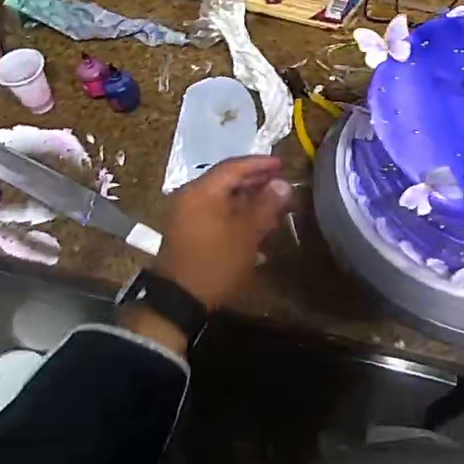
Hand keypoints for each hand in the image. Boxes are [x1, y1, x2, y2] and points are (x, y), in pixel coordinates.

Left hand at [155, 156, 292, 310]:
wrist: (180, 298)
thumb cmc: (217, 263)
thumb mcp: (247, 234)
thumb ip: (266, 205)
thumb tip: (283, 184)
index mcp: (202, 191)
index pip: (233, 167)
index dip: (260, 164)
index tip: (282, 165)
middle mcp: (190, 196)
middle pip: (226, 180)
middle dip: (255, 182)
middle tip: (280, 185)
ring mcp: (185, 213)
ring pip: (221, 197)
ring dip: (247, 200)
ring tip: (273, 207)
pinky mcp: (186, 230)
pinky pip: (214, 211)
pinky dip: (234, 213)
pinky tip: (253, 225)